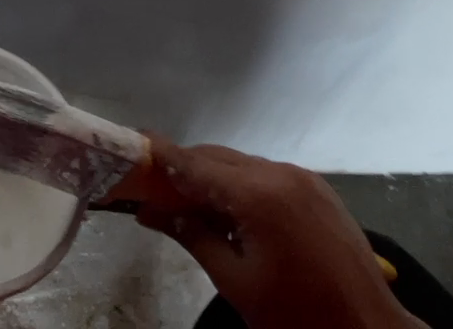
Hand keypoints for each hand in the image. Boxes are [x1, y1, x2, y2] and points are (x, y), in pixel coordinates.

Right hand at [126, 136, 411, 328]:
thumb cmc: (298, 316)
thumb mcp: (236, 282)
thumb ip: (193, 236)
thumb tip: (153, 212)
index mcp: (258, 195)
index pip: (195, 165)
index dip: (162, 154)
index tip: (134, 142)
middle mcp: (279, 173)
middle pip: (217, 158)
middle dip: (186, 170)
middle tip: (156, 189)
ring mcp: (303, 178)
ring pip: (242, 165)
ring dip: (215, 179)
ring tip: (193, 206)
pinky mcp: (319, 189)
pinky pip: (268, 176)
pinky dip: (244, 185)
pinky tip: (234, 212)